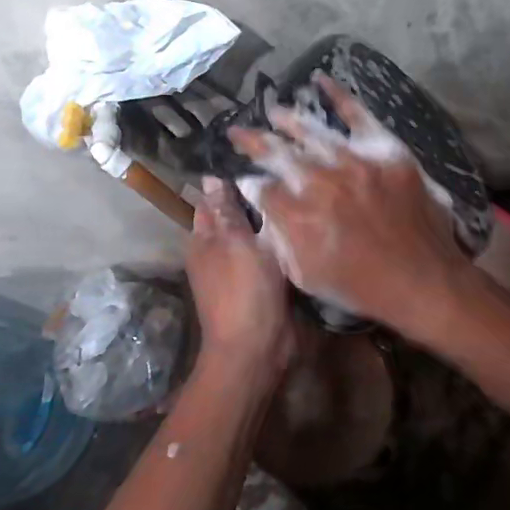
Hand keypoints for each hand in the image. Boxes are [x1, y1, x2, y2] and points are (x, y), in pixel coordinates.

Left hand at [186, 177, 294, 377]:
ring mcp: (242, 270)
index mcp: (203, 240)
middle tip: (288, 174)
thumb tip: (210, 178)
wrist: (258, 349)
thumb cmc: (243, 290)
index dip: (232, 180)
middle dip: (259, 200)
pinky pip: (275, 257)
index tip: (259, 159)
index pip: (213, 200)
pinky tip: (306, 228)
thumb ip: (226, 210)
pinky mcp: (264, 286)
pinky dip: (286, 246)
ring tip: (302, 194)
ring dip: (275, 223)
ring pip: (260, 236)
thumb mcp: (235, 242)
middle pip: (239, 217)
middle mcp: (219, 252)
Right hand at [229, 75, 470, 328]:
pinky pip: (357, 114)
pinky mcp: (384, 149)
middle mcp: (320, 181)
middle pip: (276, 151)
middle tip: (236, 132)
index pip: (259, 186)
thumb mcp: (304, 275)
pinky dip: (338, 95)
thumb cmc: (360, 285)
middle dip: (251, 141)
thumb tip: (262, 205)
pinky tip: (320, 79)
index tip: (243, 178)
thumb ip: (278, 237)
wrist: (422, 280)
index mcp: (297, 214)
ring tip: (271, 110)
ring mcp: (354, 161)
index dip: (247, 181)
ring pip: (310, 130)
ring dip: (286, 119)